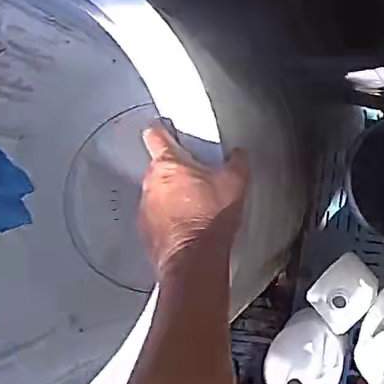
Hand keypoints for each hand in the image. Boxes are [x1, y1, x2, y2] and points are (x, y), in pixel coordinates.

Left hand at [138, 120, 248, 277]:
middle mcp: (151, 184)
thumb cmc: (210, 216)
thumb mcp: (235, 181)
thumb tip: (238, 154)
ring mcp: (146, 209)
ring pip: (158, 193)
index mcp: (169, 165)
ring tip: (198, 203)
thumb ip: (236, 162)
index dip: (159, 130)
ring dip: (173, 195)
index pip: (157, 138)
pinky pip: (158, 217)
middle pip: (160, 168)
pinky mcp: (147, 232)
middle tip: (198, 174)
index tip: (159, 127)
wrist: (195, 257)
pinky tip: (191, 224)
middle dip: (177, 170)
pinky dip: (171, 218)